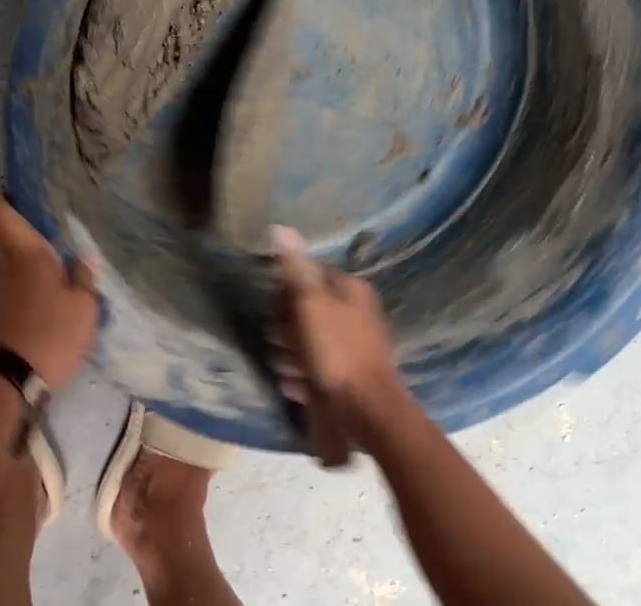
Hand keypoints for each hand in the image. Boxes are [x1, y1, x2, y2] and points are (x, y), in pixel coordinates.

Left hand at [0, 198, 98, 387]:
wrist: (7, 382)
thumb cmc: (49, 332)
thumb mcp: (83, 307)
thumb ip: (84, 279)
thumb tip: (82, 258)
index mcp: (26, 252)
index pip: (0, 212)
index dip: (7, 201)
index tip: (23, 199)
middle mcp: (5, 266)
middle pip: (15, 244)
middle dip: (36, 246)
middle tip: (66, 249)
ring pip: (17, 272)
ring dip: (37, 275)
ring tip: (67, 283)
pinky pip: (18, 296)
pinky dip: (33, 298)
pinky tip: (55, 311)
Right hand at [274, 225, 410, 449]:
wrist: (366, 413)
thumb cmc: (337, 351)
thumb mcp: (312, 303)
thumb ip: (295, 267)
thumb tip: (281, 227)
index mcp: (351, 290)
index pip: (310, 275)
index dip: (287, 289)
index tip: (275, 306)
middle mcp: (354, 314)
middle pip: (307, 309)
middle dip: (286, 325)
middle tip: (280, 339)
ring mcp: (351, 347)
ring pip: (308, 341)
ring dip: (290, 353)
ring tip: (285, 366)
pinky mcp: (346, 377)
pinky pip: (314, 369)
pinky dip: (302, 376)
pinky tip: (295, 385)